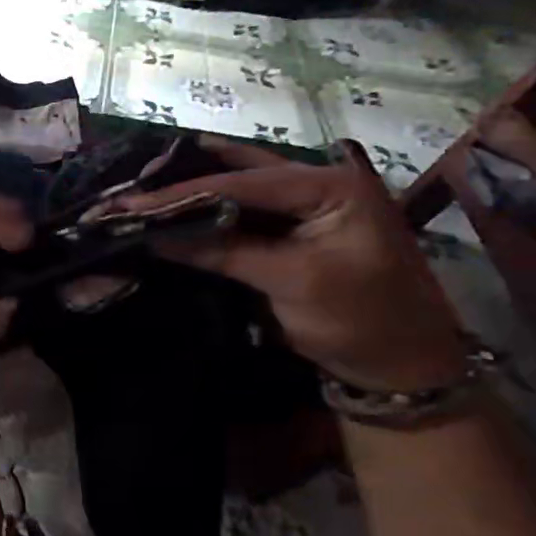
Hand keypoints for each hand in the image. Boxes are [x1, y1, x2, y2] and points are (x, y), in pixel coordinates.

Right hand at [121, 138, 466, 391]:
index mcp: (331, 184)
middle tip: (135, 181)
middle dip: (187, 175)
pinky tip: (178, 211)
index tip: (133, 203)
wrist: (402, 365)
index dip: (186, 191)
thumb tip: (158, 234)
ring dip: (196, 189)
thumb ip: (226, 252)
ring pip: (240, 186)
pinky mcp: (295, 230)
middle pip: (240, 170)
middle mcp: (318, 181)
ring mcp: (307, 205)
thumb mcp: (293, 283)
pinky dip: (211, 212)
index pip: (245, 180)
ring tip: (146, 189)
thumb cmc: (360, 321)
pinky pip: (246, 213)